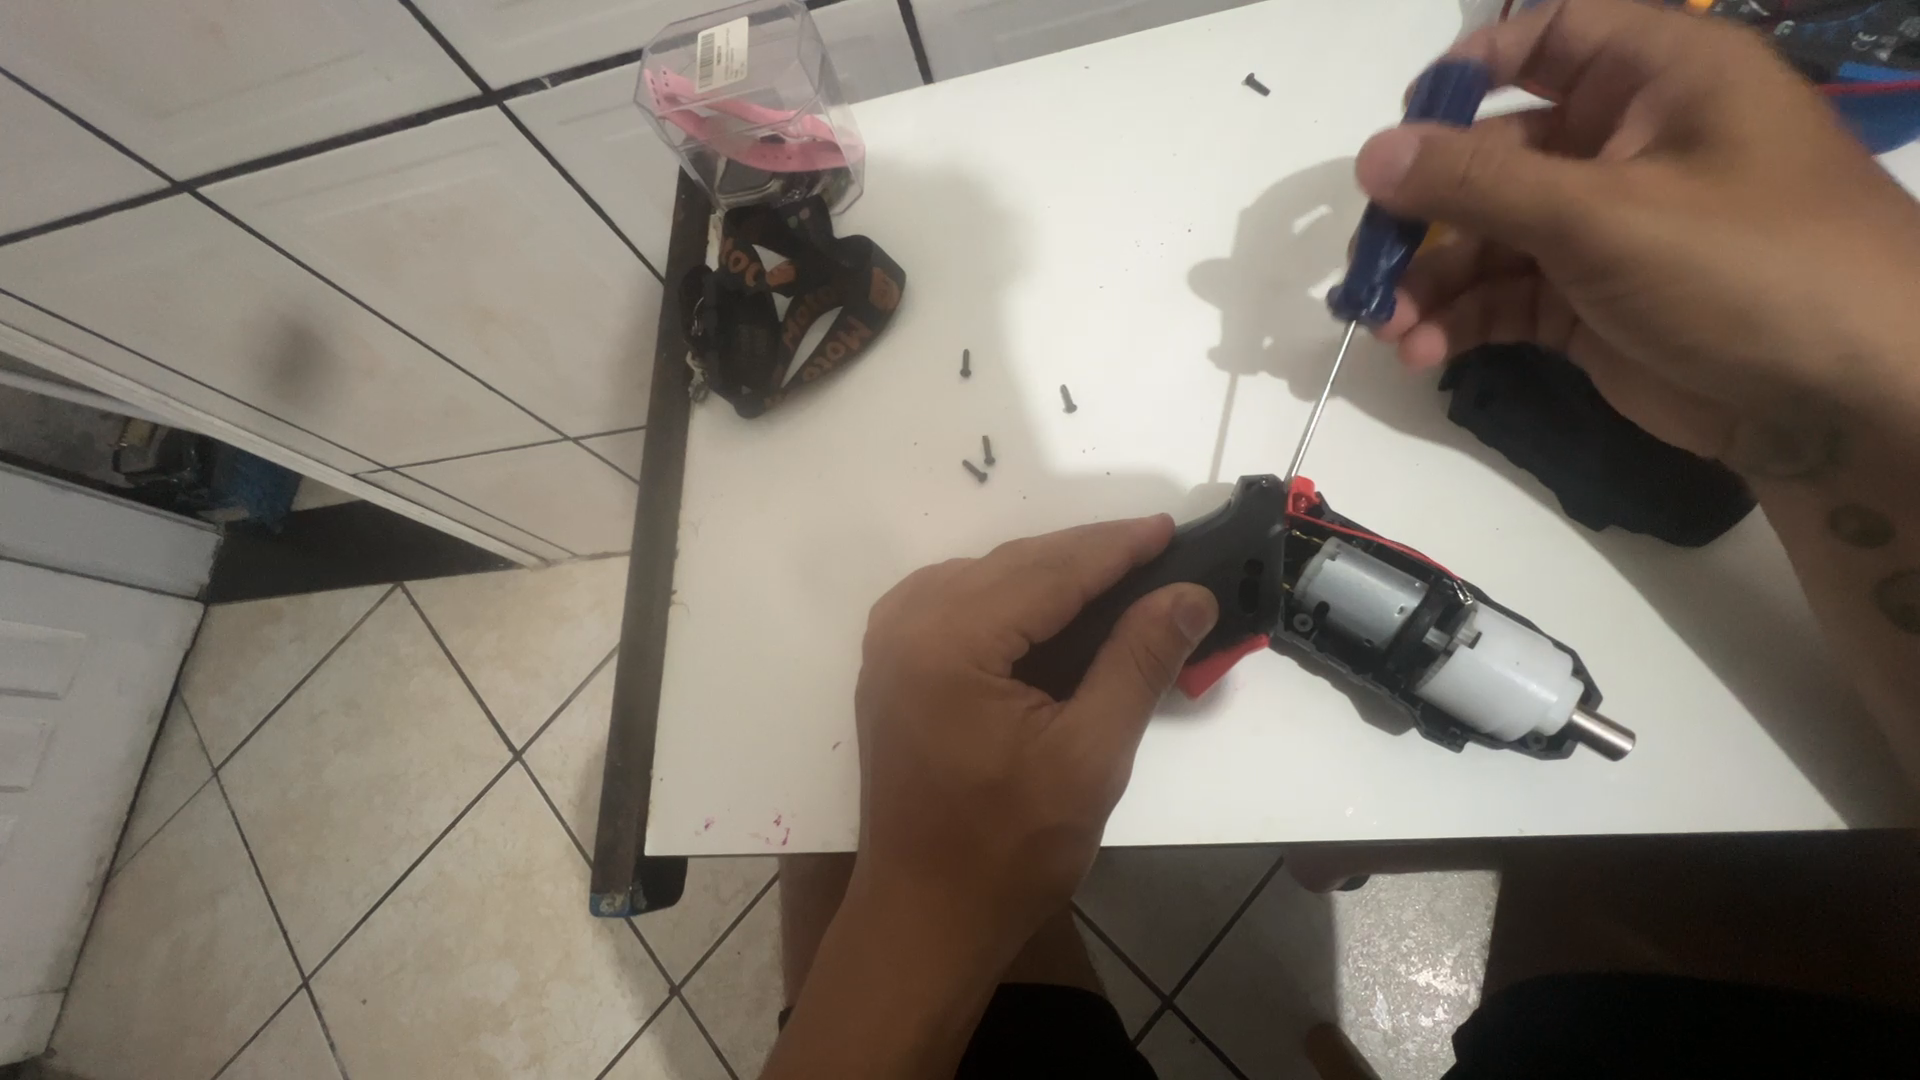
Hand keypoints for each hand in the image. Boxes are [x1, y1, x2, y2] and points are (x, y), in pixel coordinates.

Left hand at [850, 517, 1217, 957]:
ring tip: (1115, 576)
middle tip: (1155, 551)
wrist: (925, 914)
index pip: (1048, 571)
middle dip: (1086, 556)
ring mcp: (889, 639)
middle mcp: (907, 622)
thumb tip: (1188, 596)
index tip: (1170, 529)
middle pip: (1013, 564)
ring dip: (1048, 571)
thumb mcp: (1090, 756)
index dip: (1115, 548)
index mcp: (949, 641)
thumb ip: (1138, 662)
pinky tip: (1044, 605)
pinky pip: (956, 597)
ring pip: (984, 575)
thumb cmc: (1010, 850)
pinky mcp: (891, 659)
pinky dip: (1008, 593)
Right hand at [1358, 0, 1919, 476]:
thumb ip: (1477, 184)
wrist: (1834, 398)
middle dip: (1420, 218)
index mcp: (1654, 85)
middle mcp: (1617, 150)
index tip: (1401, 130)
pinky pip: (1495, 301)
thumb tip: (1369, 156)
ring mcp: (1594, 233)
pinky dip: (1453, 324)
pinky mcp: (1576, 304)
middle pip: (1488, 161)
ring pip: (1481, 243)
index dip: (1471, 71)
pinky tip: (1423, 352)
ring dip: (1427, 286)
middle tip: (1368, 267)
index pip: (1552, 40)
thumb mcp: (1599, 214)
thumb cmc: (1741, 268)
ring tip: (1390, 330)